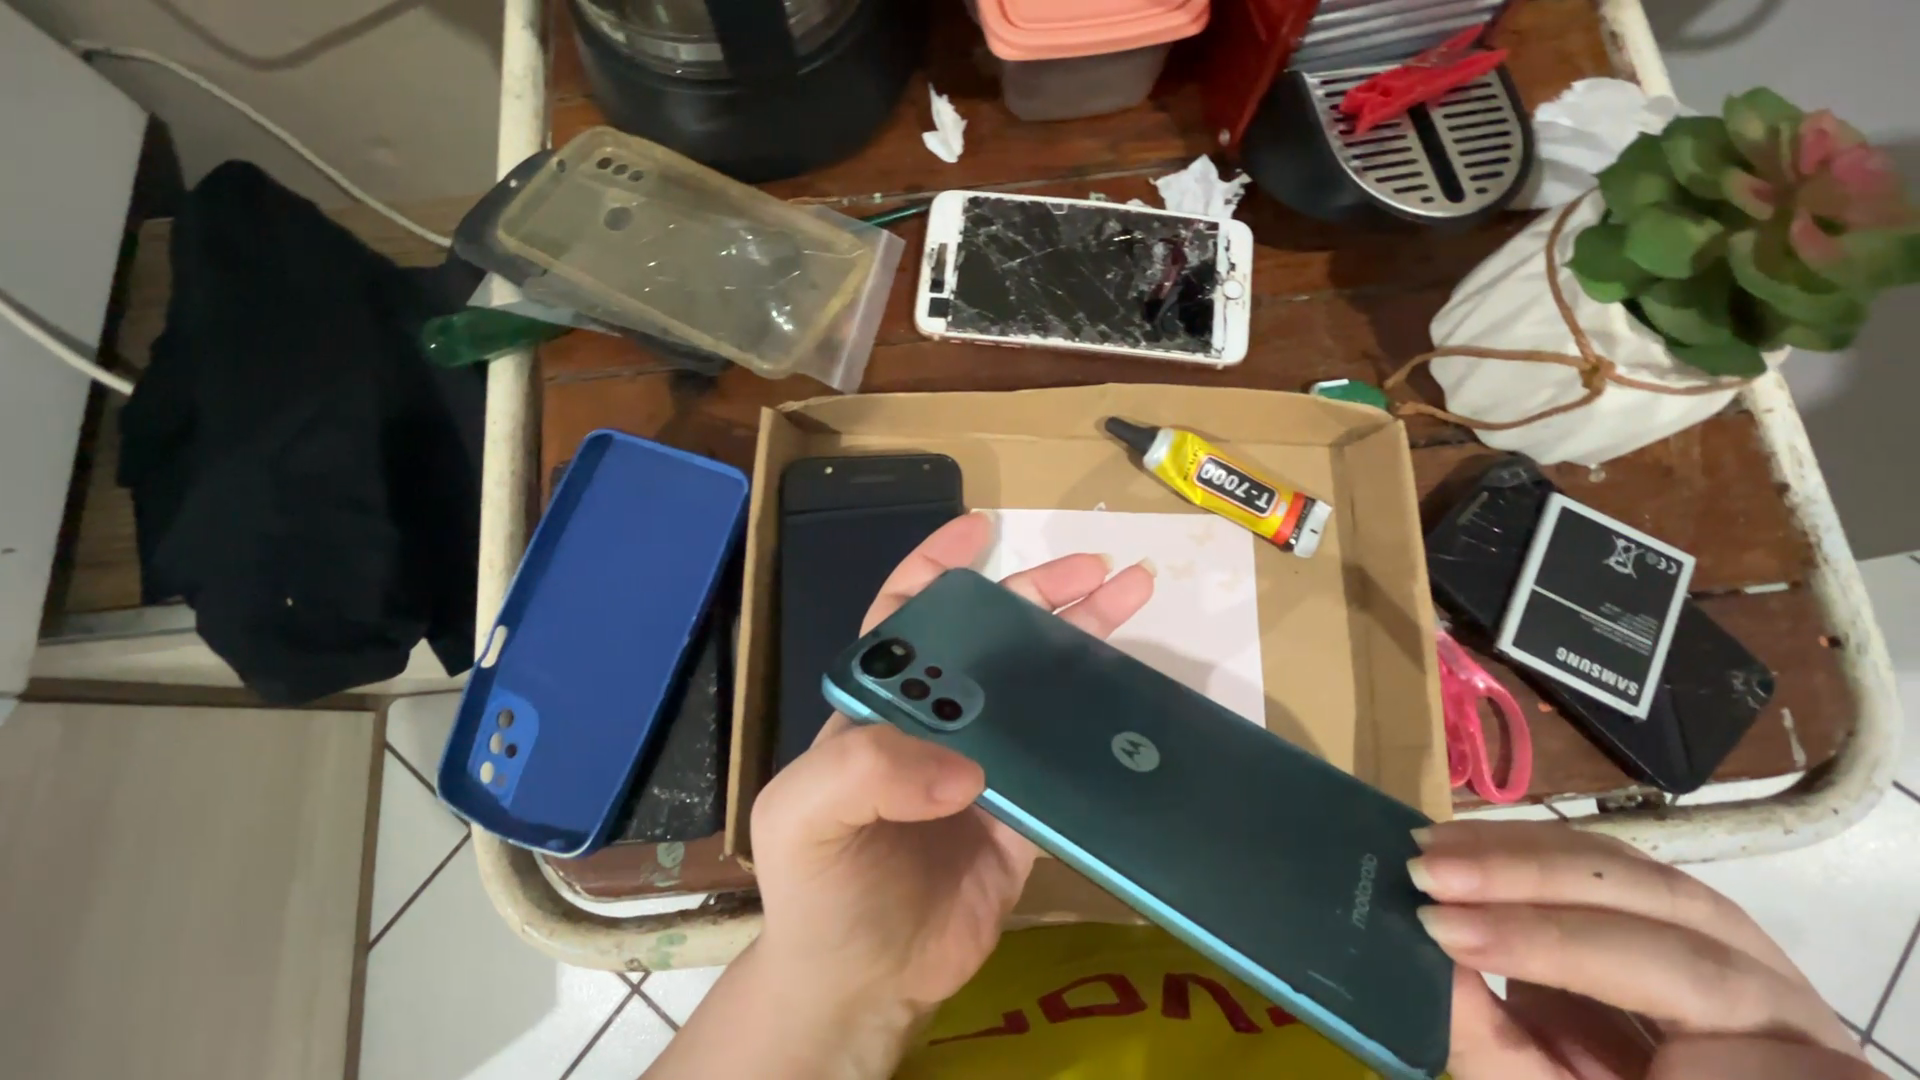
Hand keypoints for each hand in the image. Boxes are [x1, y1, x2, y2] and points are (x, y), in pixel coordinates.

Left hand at [749, 511, 1154, 1011]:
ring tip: (1132, 598)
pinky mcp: (1024, 811)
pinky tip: (1132, 694)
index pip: (904, 616)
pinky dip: (1098, 724)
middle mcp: (935, 721)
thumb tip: (967, 764)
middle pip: (990, 639)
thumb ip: (866, 771)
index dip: (936, 566)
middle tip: (1095, 568)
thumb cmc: (819, 888)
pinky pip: (1065, 758)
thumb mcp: (805, 815)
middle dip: (1038, 593)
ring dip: (1082, 640)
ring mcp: (984, 763)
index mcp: (878, 706)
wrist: (866, 981)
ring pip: (1037, 686)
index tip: (979, 529)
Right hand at [1417, 821, 1876, 1078]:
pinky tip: (1458, 845)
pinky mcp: (1662, 918)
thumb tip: (1417, 956)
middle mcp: (1782, 997)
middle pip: (1657, 903)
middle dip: (1525, 879)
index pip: (1679, 976)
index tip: (1441, 931)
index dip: (1553, 944)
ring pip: (1626, 868)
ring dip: (1514, 850)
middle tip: (1424, 873)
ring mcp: (1731, 946)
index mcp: (1785, 1070)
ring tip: (1428, 849)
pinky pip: (1600, 867)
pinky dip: (1520, 849)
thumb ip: (1495, 1047)